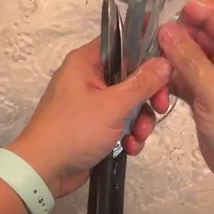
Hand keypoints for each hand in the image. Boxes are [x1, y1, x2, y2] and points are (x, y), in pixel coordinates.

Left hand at [8, 39, 171, 197]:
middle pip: (131, 76)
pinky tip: (130, 148)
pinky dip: (128, 135)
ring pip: (129, 103)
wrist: (44, 171)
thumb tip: (166, 62)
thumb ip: (142, 83)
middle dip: (147, 96)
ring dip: (140, 121)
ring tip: (138, 136)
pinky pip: (120, 124)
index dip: (147, 50)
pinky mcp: (94, 127)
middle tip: (159, 108)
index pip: (122, 42)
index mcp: (86, 62)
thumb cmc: (74, 130)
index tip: (169, 64)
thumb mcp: (113, 105)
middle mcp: (88, 78)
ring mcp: (92, 104)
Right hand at [157, 0, 213, 192]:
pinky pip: (182, 74)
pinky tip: (156, 88)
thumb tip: (165, 29)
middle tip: (144, 45)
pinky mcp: (203, 89)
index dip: (187, 12)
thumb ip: (189, 58)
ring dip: (168, 63)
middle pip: (197, 33)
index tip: (156, 13)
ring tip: (151, 72)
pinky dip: (169, 80)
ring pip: (186, 54)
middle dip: (173, 41)